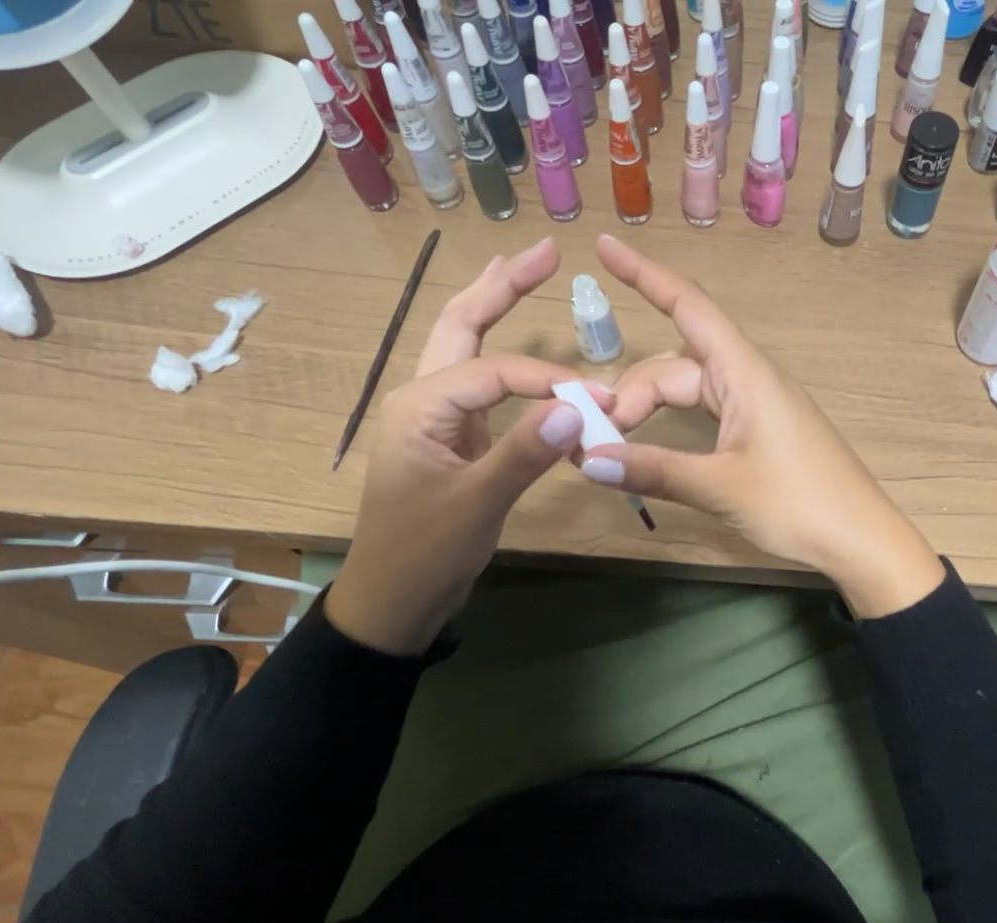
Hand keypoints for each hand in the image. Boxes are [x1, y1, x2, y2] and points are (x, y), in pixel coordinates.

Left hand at [328, 238, 605, 653]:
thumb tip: (577, 407)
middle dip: (500, 287)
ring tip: (521, 272)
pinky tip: (517, 352)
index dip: (552, 381)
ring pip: (464, 350)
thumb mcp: (477, 502)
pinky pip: (480, 389)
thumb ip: (525, 452)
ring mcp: (435, 419)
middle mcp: (423, 399)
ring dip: (492, 309)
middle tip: (545, 252)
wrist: (394, 597)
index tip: (602, 400)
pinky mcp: (450, 441)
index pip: (495, 372)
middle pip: (461, 325)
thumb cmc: (424, 550)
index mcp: (421, 406)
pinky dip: (503, 363)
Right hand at [579, 235, 942, 618]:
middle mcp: (749, 379)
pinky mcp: (760, 433)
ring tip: (611, 446)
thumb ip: (655, 470)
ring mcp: (756, 407)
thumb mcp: (721, 487)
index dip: (645, 277)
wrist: (861, 539)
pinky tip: (652, 452)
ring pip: (688, 393)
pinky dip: (673, 429)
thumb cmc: (800, 505)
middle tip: (592, 440)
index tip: (604, 248)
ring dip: (649, 413)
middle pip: (674, 367)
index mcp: (745, 373)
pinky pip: (706, 414)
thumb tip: (588, 460)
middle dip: (631, 395)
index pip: (688, 308)